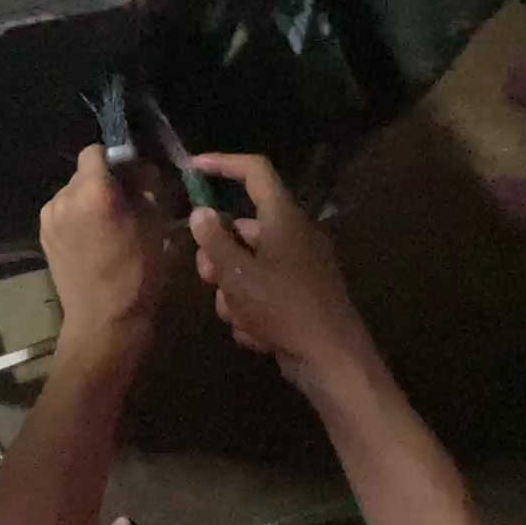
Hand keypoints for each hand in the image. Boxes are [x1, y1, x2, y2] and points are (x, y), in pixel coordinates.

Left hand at [41, 145, 166, 360]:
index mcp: (93, 191)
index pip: (96, 151)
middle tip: (127, 201)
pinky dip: (78, 215)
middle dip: (105, 180)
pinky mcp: (43, 234)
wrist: (104, 320)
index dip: (115, 159)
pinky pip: (63, 211)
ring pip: (72, 192)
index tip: (132, 175)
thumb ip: (146, 186)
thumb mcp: (155, 223)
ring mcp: (49, 217)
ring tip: (110, 224)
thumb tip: (140, 167)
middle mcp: (64, 197)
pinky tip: (93, 238)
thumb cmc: (138, 273)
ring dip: (90, 199)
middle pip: (84, 172)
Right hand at [187, 153, 379, 395]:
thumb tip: (200, 213)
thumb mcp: (238, 275)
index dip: (223, 163)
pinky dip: (252, 309)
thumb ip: (214, 242)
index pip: (255, 172)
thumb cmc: (284, 309)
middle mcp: (293, 236)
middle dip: (217, 255)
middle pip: (242, 228)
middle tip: (206, 278)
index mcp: (283, 219)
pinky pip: (262, 291)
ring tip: (239, 316)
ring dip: (233, 291)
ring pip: (247, 265)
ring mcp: (299, 267)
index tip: (193, 169)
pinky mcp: (299, 295)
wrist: (332, 360)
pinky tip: (256, 333)